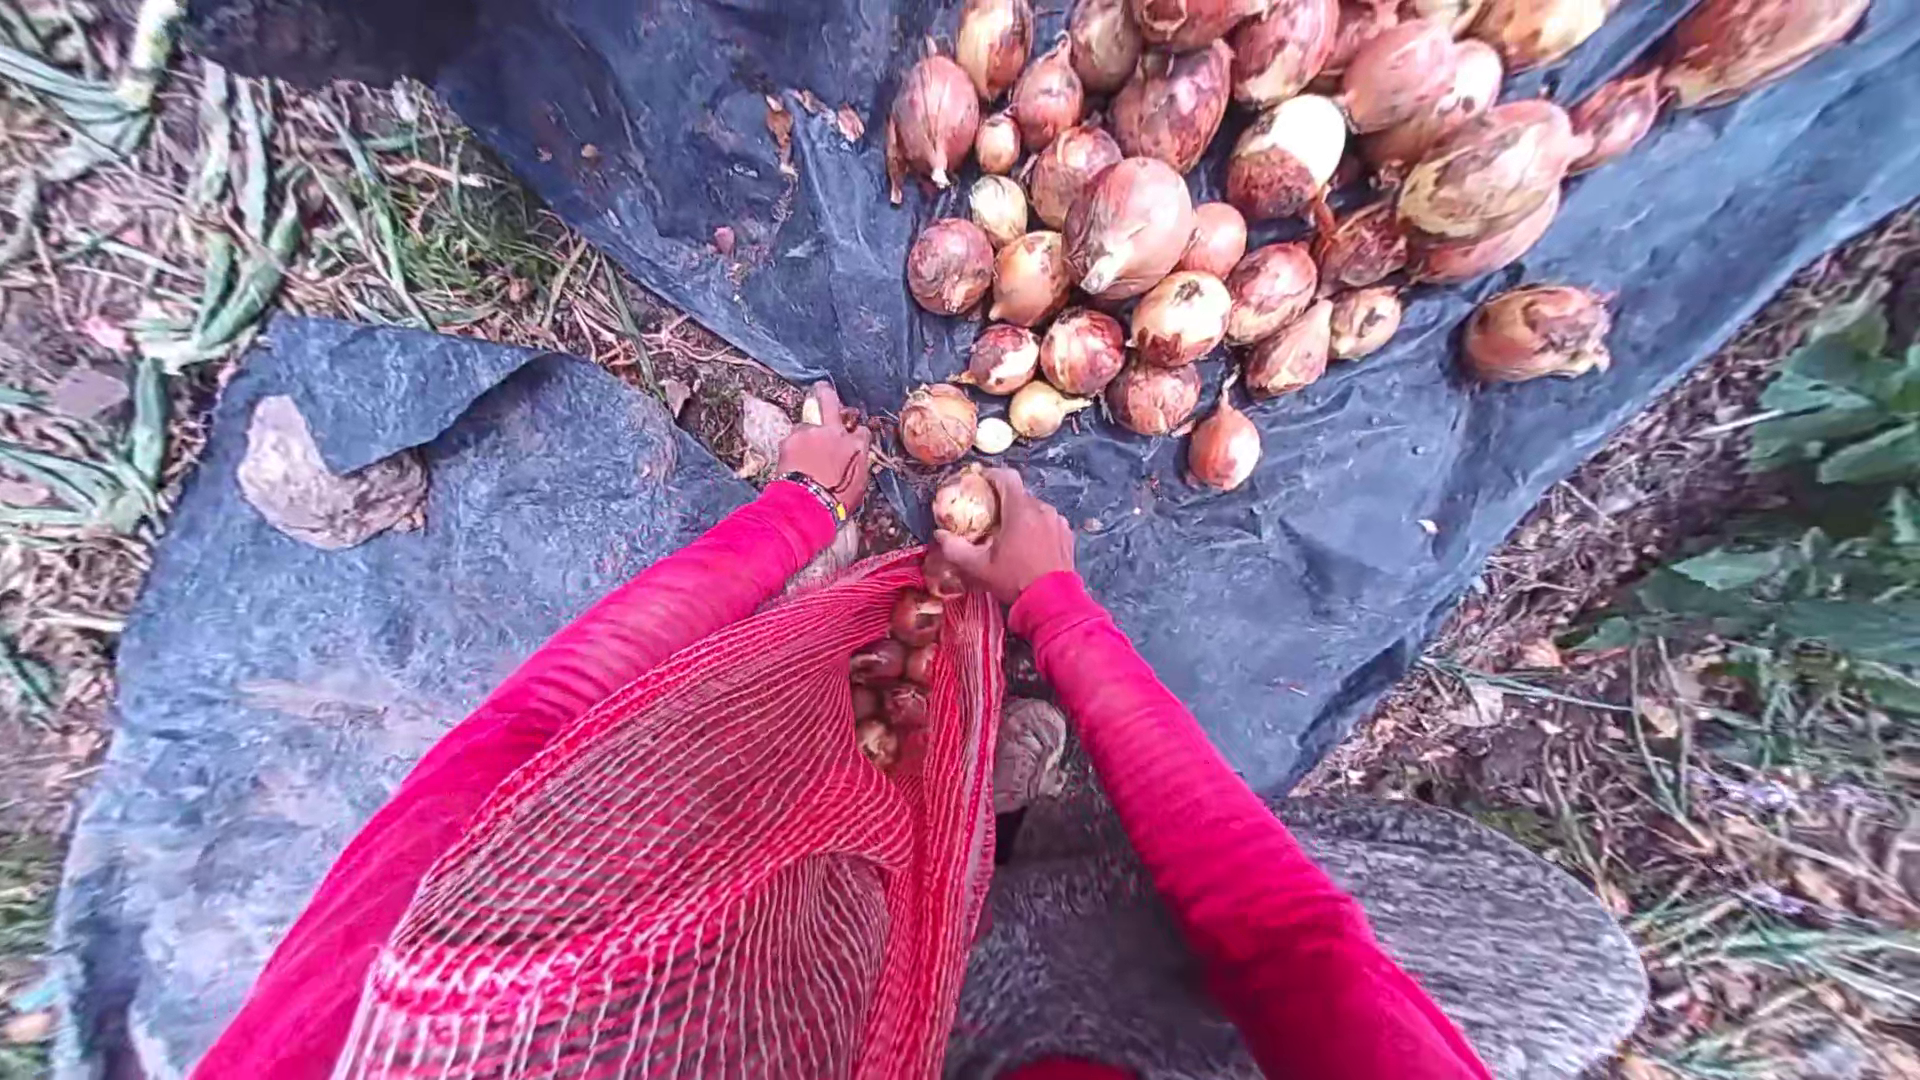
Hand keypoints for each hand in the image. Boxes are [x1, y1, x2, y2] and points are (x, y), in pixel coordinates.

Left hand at [777, 382, 871, 511]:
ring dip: (805, 434)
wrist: (808, 505)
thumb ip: (857, 465)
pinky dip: (793, 447)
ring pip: (806, 424)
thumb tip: (855, 461)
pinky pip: (792, 438)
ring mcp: (811, 432)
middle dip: (826, 393)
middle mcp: (835, 432)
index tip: (852, 439)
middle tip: (822, 388)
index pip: (861, 431)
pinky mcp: (791, 438)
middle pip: (830, 401)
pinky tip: (793, 462)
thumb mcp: (858, 485)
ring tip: (802, 453)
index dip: (856, 435)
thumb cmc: (836, 502)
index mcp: (856, 446)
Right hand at [936, 468, 1075, 604]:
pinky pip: (1048, 521)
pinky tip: (1030, 545)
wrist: (1052, 602)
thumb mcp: (979, 568)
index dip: (991, 475)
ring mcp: (1058, 521)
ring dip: (1021, 515)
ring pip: (1035, 508)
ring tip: (1010, 534)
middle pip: (1019, 494)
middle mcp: (1042, 509)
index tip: (980, 481)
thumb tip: (940, 535)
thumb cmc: (1015, 581)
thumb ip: (955, 549)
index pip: (1006, 477)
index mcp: (1020, 511)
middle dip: (1004, 501)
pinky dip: (1037, 526)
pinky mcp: (1067, 534)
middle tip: (990, 517)